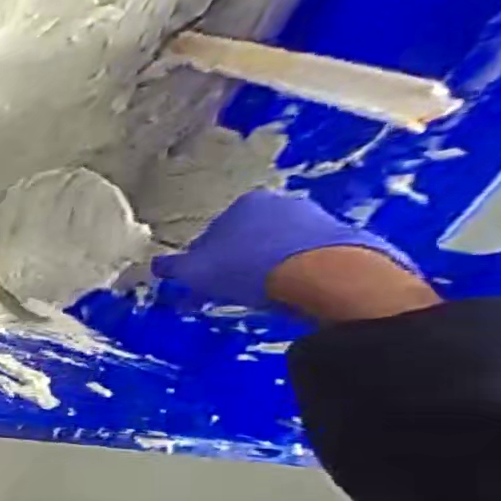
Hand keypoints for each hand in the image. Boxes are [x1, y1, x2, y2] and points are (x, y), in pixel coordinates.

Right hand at [152, 189, 422, 310]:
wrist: (322, 274)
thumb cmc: (243, 268)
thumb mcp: (191, 272)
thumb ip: (171, 267)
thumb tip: (156, 265)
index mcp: (244, 204)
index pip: (209, 234)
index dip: (198, 261)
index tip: (195, 283)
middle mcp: (281, 203)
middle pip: (243, 239)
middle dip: (228, 265)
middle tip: (217, 293)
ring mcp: (316, 218)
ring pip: (272, 248)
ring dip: (258, 269)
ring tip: (250, 296)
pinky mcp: (343, 237)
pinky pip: (303, 257)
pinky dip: (289, 273)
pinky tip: (282, 292)